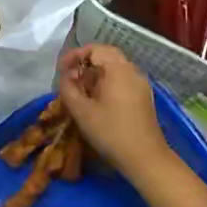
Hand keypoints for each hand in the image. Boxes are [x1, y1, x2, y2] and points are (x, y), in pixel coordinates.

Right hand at [57, 45, 174, 176]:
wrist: (145, 157)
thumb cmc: (111, 132)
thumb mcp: (82, 112)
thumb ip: (68, 89)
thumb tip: (65, 76)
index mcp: (118, 69)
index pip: (95, 49)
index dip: (75, 55)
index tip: (61, 69)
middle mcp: (132, 71)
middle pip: (106, 56)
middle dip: (85, 64)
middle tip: (70, 78)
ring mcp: (140, 84)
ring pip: (115, 68)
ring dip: (96, 74)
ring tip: (80, 91)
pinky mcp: (143, 96)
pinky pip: (122, 80)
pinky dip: (107, 83)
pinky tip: (97, 101)